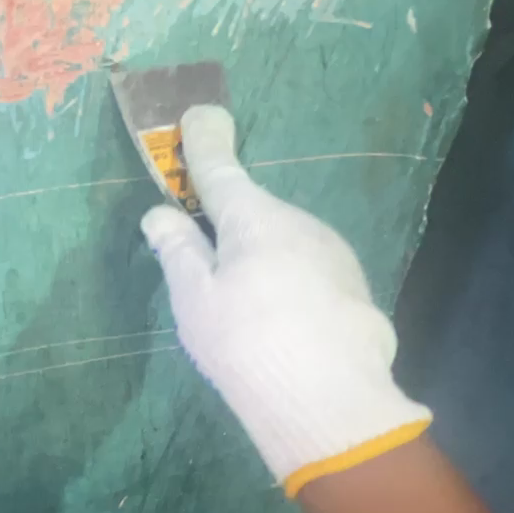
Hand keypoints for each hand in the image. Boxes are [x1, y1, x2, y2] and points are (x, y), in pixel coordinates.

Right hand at [140, 106, 429, 496]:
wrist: (327, 400)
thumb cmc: (245, 342)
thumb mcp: (195, 299)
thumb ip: (178, 251)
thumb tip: (160, 214)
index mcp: (254, 219)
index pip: (220, 171)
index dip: (203, 143)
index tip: (197, 111)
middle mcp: (300, 223)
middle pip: (253, 213)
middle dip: (230, 227)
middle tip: (207, 273)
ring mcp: (334, 254)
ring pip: (284, 244)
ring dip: (262, 260)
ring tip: (247, 315)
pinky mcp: (354, 287)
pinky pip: (308, 271)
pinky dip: (289, 285)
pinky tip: (282, 326)